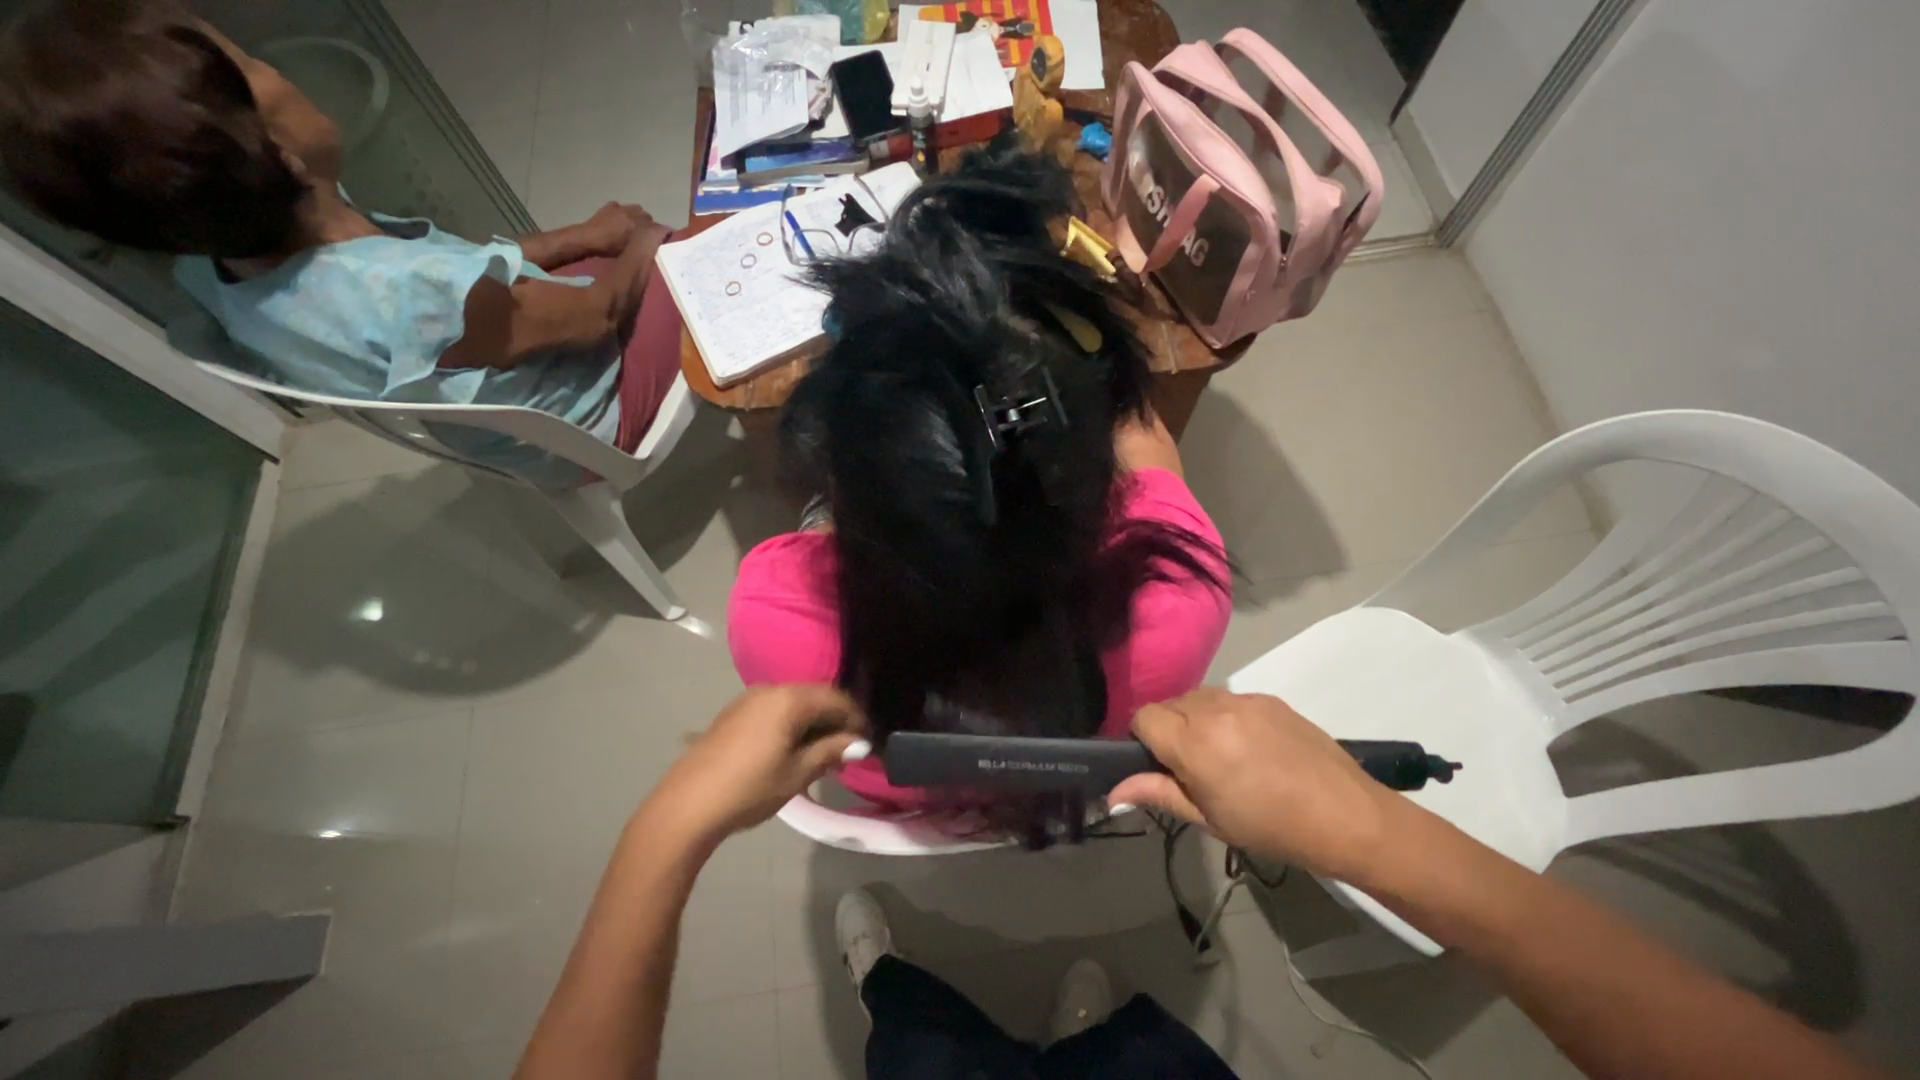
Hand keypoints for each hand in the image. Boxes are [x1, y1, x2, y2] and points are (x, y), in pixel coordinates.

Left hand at [578, 202, 659, 257]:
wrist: (589, 238)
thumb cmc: (610, 247)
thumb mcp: (630, 248)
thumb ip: (642, 242)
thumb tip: (650, 240)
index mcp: (639, 225)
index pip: (656, 225)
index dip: (658, 231)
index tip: (657, 236)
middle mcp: (632, 213)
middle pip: (646, 215)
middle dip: (647, 222)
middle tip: (642, 231)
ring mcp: (621, 208)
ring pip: (635, 208)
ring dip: (636, 215)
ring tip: (631, 223)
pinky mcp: (610, 206)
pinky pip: (621, 206)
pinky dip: (622, 211)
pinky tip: (617, 218)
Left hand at [643, 685, 865, 842]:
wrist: (687, 805)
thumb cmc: (750, 788)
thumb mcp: (798, 773)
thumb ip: (831, 751)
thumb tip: (859, 743)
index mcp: (789, 699)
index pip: (836, 698)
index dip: (855, 719)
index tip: (865, 744)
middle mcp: (769, 690)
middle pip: (814, 697)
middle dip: (834, 720)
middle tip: (846, 751)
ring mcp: (747, 700)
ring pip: (793, 704)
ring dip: (811, 723)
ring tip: (820, 755)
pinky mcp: (732, 715)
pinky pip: (773, 711)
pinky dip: (790, 725)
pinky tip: (791, 751)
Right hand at [1107, 688, 1398, 883]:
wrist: (1345, 816)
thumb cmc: (1271, 827)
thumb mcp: (1209, 818)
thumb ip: (1158, 794)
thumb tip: (1113, 792)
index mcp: (1195, 742)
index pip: (1143, 718)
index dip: (1142, 740)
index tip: (1158, 766)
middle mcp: (1214, 709)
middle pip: (1168, 705)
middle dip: (1167, 730)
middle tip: (1189, 768)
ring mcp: (1244, 699)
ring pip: (1196, 698)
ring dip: (1194, 720)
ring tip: (1219, 756)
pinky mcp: (1268, 698)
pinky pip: (1228, 699)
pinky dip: (1223, 716)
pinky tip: (1246, 747)